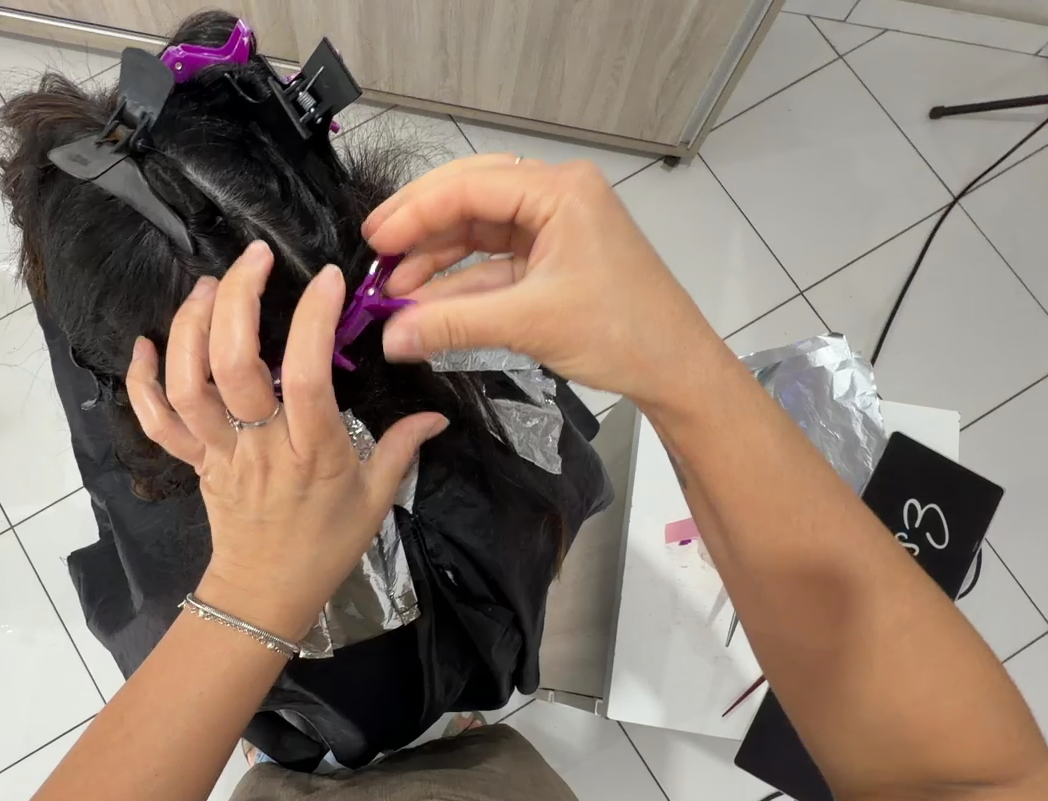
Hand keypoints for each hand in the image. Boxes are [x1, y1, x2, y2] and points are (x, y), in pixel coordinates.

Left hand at [125, 240, 448, 641]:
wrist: (267, 593)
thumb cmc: (325, 547)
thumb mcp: (377, 501)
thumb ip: (402, 450)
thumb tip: (437, 416)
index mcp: (314, 454)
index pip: (309, 377)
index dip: (314, 321)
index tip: (328, 279)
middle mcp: (261, 446)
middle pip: (235, 366)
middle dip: (239, 300)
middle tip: (254, 258)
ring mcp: (220, 453)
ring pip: (189, 385)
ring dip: (190, 328)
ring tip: (209, 287)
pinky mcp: (193, 462)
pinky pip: (157, 422)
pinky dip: (142, 382)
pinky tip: (145, 343)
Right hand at [363, 155, 731, 411]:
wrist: (673, 367)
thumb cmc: (620, 332)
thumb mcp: (530, 323)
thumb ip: (454, 326)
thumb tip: (390, 337)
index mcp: (559, 192)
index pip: (469, 187)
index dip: (415, 213)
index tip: (374, 241)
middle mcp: (554, 200)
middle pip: (470, 202)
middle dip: (421, 231)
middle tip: (375, 255)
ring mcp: (552, 233)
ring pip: (478, 237)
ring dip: (436, 264)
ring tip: (393, 293)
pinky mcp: (550, 265)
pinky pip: (492, 269)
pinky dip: (460, 289)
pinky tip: (425, 307)